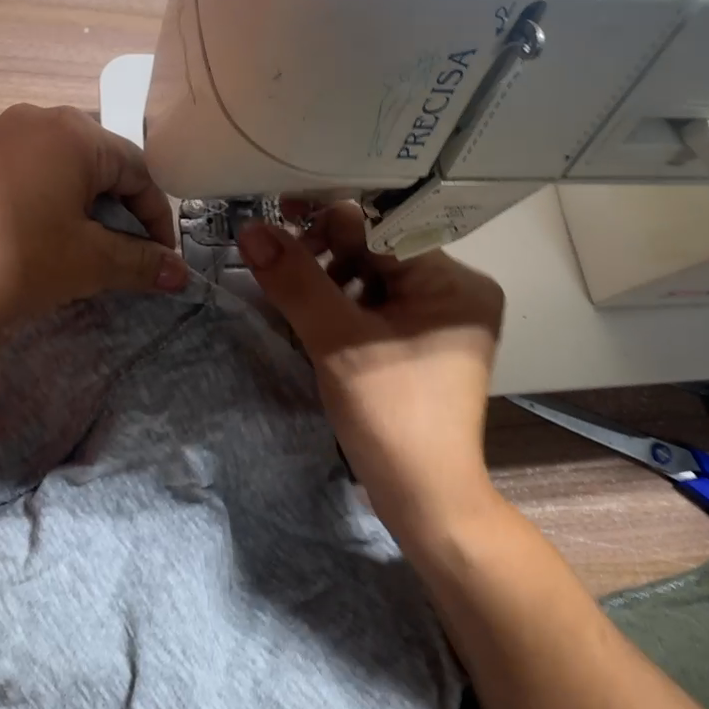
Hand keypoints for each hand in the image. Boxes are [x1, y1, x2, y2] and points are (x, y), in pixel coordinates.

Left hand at [0, 104, 188, 356]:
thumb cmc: (18, 260)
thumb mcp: (91, 262)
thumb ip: (143, 263)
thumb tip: (182, 275)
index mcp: (75, 132)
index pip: (139, 171)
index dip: (157, 219)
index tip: (163, 260)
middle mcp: (38, 119)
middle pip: (101, 164)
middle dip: (121, 212)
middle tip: (127, 255)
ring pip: (64, 169)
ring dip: (85, 208)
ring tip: (86, 250)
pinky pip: (30, 174)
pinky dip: (50, 203)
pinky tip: (43, 238)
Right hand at [239, 202, 504, 538]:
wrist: (424, 497)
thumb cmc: (389, 415)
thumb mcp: (335, 341)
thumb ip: (294, 281)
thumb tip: (251, 229)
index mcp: (453, 281)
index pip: (385, 227)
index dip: (331, 217)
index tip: (281, 210)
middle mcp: (458, 291)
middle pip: (379, 251)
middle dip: (326, 252)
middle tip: (276, 257)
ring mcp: (442, 320)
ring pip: (374, 278)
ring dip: (329, 279)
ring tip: (291, 291)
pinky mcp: (425, 344)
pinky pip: (379, 306)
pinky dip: (343, 305)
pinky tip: (312, 315)